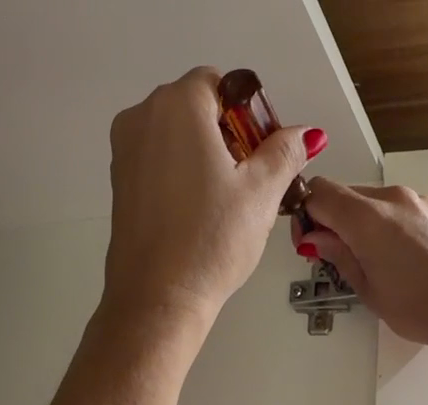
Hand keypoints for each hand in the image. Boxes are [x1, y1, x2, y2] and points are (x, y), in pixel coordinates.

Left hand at [102, 68, 320, 321]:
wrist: (160, 297)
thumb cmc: (212, 240)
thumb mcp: (262, 193)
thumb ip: (285, 152)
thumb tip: (307, 134)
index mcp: (178, 104)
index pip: (222, 85)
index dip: (250, 117)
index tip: (263, 156)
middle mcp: (143, 116)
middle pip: (196, 109)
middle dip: (228, 136)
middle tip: (251, 185)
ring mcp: (125, 151)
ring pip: (176, 138)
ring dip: (204, 157)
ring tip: (226, 205)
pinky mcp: (119, 184)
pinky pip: (158, 163)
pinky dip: (181, 176)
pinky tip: (199, 216)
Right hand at [295, 179, 427, 360]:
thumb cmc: (425, 309)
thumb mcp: (370, 290)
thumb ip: (340, 256)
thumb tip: (317, 239)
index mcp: (368, 217)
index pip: (320, 193)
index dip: (306, 216)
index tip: (307, 243)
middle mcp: (393, 199)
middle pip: (346, 195)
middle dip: (331, 221)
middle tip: (334, 257)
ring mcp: (420, 202)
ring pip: (373, 202)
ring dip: (359, 224)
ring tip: (369, 264)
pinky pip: (399, 210)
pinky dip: (385, 226)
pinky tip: (396, 261)